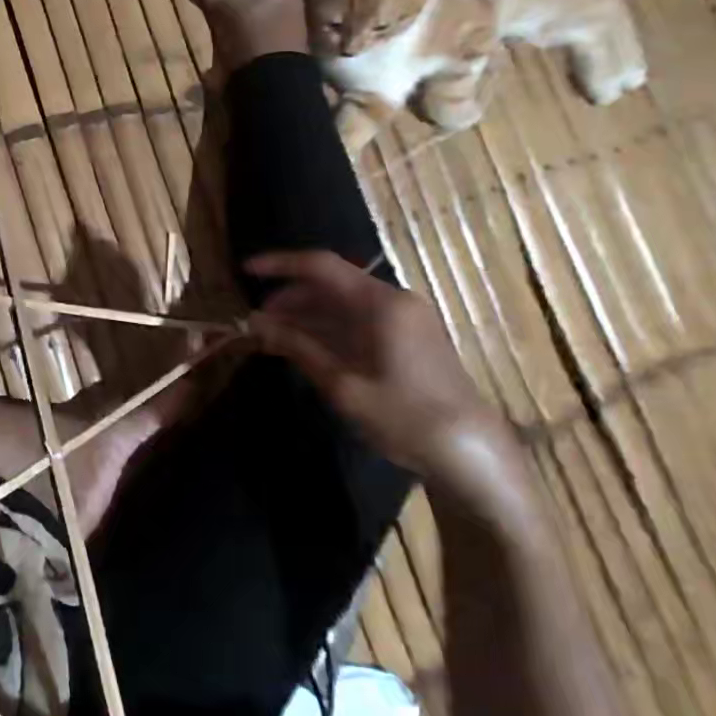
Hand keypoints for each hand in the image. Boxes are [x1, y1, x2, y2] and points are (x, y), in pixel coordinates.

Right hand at [246, 251, 535, 520]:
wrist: (469, 451)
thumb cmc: (405, 418)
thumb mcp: (344, 386)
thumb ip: (300, 348)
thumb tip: (257, 324)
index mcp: (381, 303)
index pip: (321, 266)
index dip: (280, 264)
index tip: (246, 271)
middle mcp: (394, 299)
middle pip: (333, 284)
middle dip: (291, 298)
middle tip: (256, 321)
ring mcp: (405, 317)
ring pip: (346, 304)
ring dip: (309, 316)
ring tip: (273, 337)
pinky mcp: (410, 337)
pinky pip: (362, 321)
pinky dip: (332, 329)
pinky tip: (308, 347)